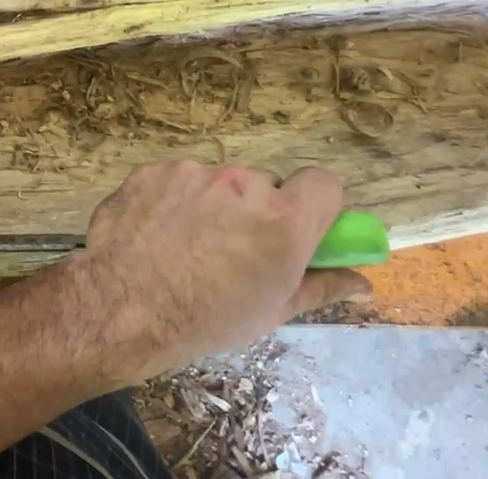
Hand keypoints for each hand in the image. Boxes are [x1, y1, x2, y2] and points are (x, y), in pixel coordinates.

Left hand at [54, 161, 371, 382]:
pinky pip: (174, 179)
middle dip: (255, 208)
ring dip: (210, 202)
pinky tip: (157, 229)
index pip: (323, 183)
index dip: (315, 204)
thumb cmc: (209, 315)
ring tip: (187, 241)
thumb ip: (321, 286)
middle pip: (263, 184)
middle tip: (234, 244)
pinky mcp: (151, 170)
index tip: (300, 227)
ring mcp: (190, 172)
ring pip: (215, 181)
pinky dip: (171, 198)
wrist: (126, 302)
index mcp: (284, 218)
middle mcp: (240, 183)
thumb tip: (361, 282)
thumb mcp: (275, 309)